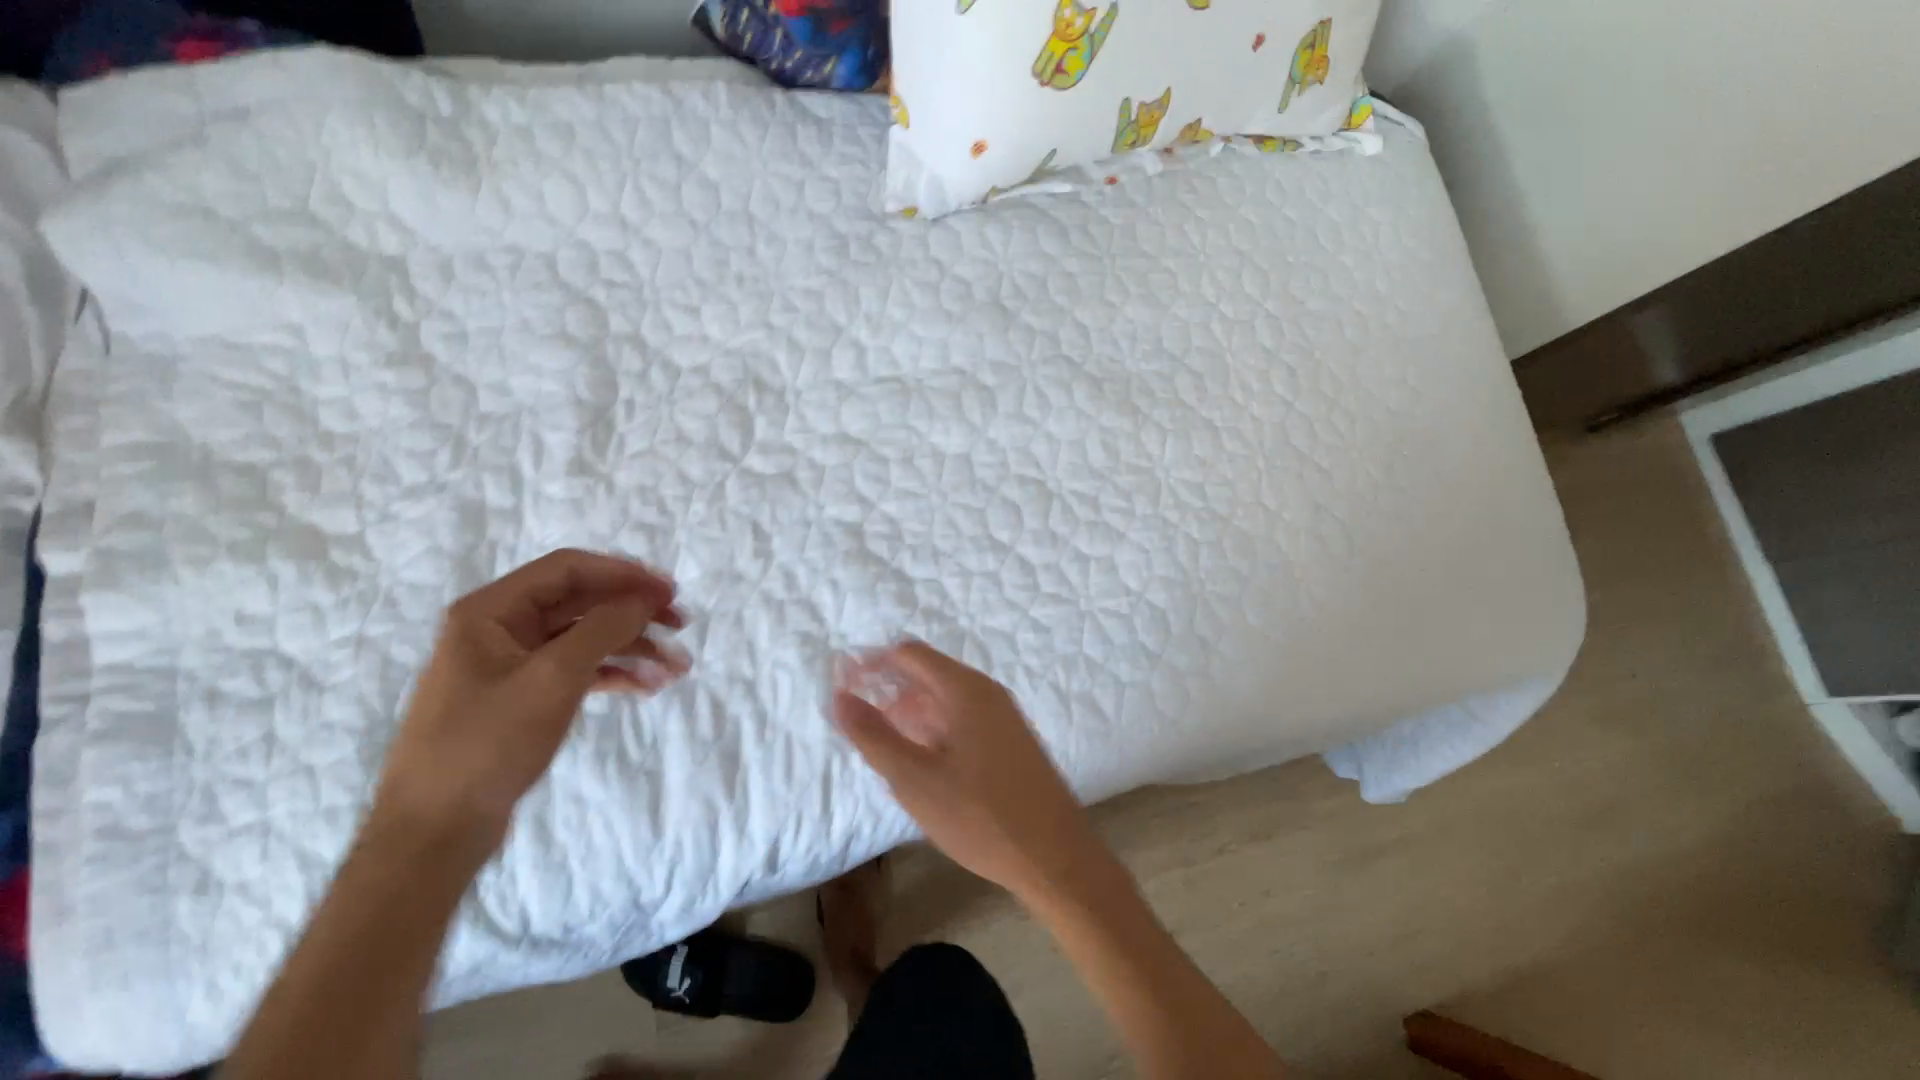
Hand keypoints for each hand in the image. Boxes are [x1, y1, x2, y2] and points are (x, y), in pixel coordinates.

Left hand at [375, 550, 688, 845]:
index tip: (670, 591)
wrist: (434, 830)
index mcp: (491, 611)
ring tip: (676, 669)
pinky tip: (646, 688)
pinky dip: (612, 675)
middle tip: (681, 626)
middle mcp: (498, 628)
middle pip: (580, 602)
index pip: (568, 569)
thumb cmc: (486, 745)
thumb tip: (645, 596)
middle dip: (633, 612)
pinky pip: (575, 671)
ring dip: (631, 647)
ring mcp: (510, 665)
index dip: (624, 574)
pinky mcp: (521, 699)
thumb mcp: (552, 680)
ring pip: (583, 639)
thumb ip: (603, 629)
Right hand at [831, 643, 1113, 905]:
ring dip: (910, 713)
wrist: (1055, 858)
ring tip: (882, 745)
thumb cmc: (980, 817)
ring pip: (946, 700)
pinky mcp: (1012, 743)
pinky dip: (934, 730)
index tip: (841, 686)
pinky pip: (964, 721)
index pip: (908, 655)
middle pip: (928, 674)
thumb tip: (839, 696)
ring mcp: (1005, 718)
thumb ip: (873, 735)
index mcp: (965, 690)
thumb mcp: (914, 779)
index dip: (870, 665)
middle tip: (856, 721)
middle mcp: (988, 694)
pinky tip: (920, 764)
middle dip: (888, 690)